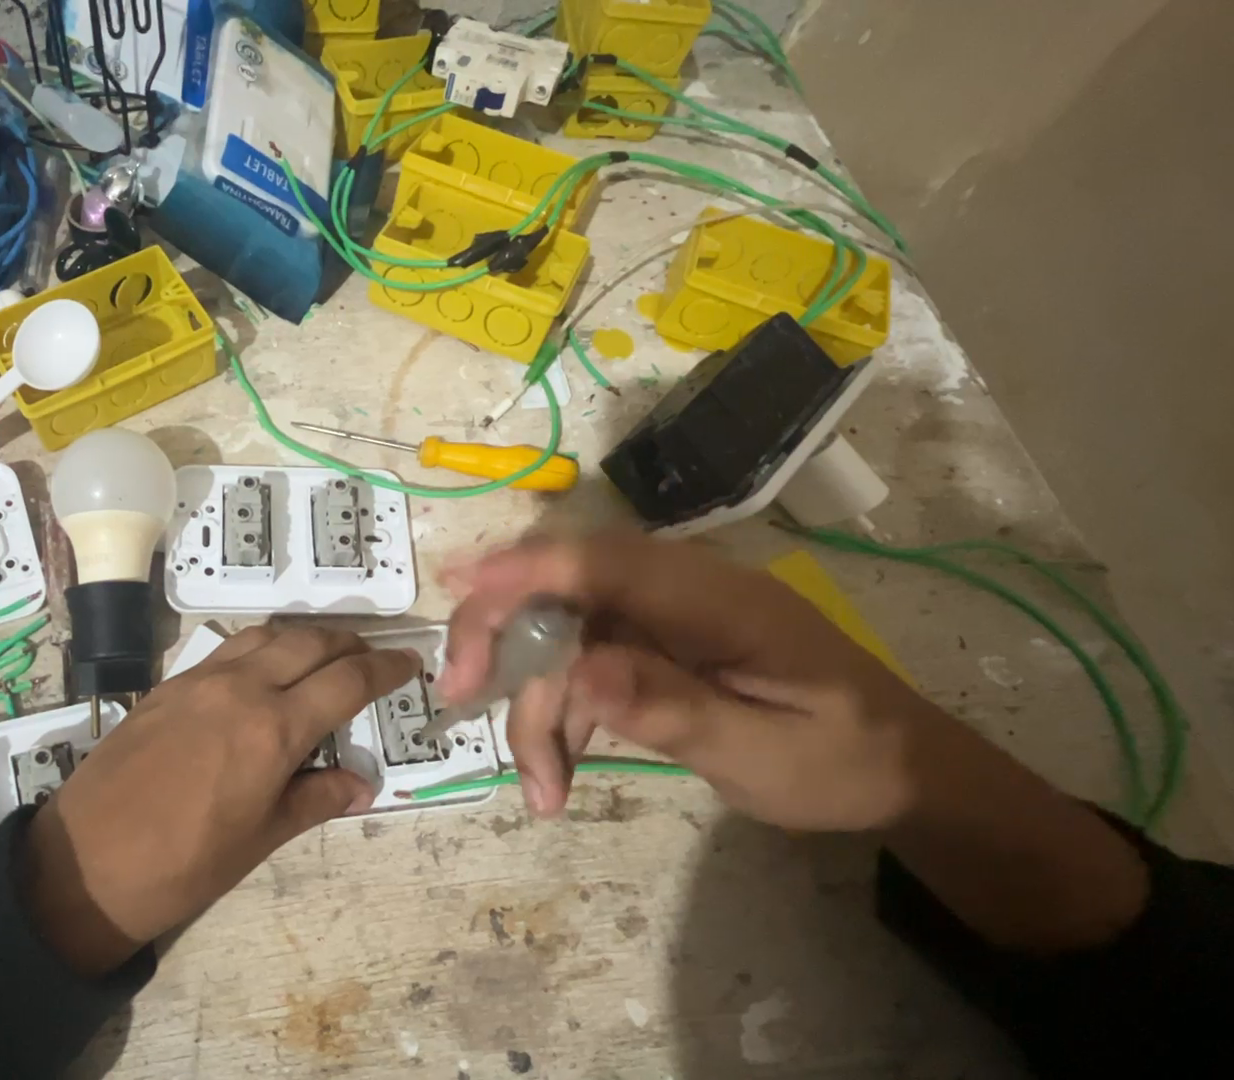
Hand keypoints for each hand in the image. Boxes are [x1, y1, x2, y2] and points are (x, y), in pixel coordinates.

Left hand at [20, 625, 418, 975]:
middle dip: (348, 643)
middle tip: (370, 655)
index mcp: (273, 728)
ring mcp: (199, 680)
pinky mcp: (168, 685)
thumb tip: (361, 784)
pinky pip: (227, 649)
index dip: (385, 668)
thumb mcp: (261, 839)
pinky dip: (260, 647)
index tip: (409, 661)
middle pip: (309, 643)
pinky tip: (263, 670)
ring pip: (265, 635)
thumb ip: (315, 800)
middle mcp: (241, 688)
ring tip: (322, 654)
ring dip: (303, 637)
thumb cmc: (184, 865)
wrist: (86, 863)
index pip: (346, 681)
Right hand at [439, 530, 949, 829]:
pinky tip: (556, 775)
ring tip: (539, 787)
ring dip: (531, 704)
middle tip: (459, 692)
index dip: (528, 567)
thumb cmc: (841, 761)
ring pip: (558, 635)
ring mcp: (655, 617)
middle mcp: (674, 591)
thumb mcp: (765, 754)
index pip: (606, 563)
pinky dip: (556, 716)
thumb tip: (582, 673)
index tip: (460, 586)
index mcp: (716, 599)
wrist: (894, 770)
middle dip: (500, 633)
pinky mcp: (643, 645)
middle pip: (561, 585)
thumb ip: (675, 710)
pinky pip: (576, 665)